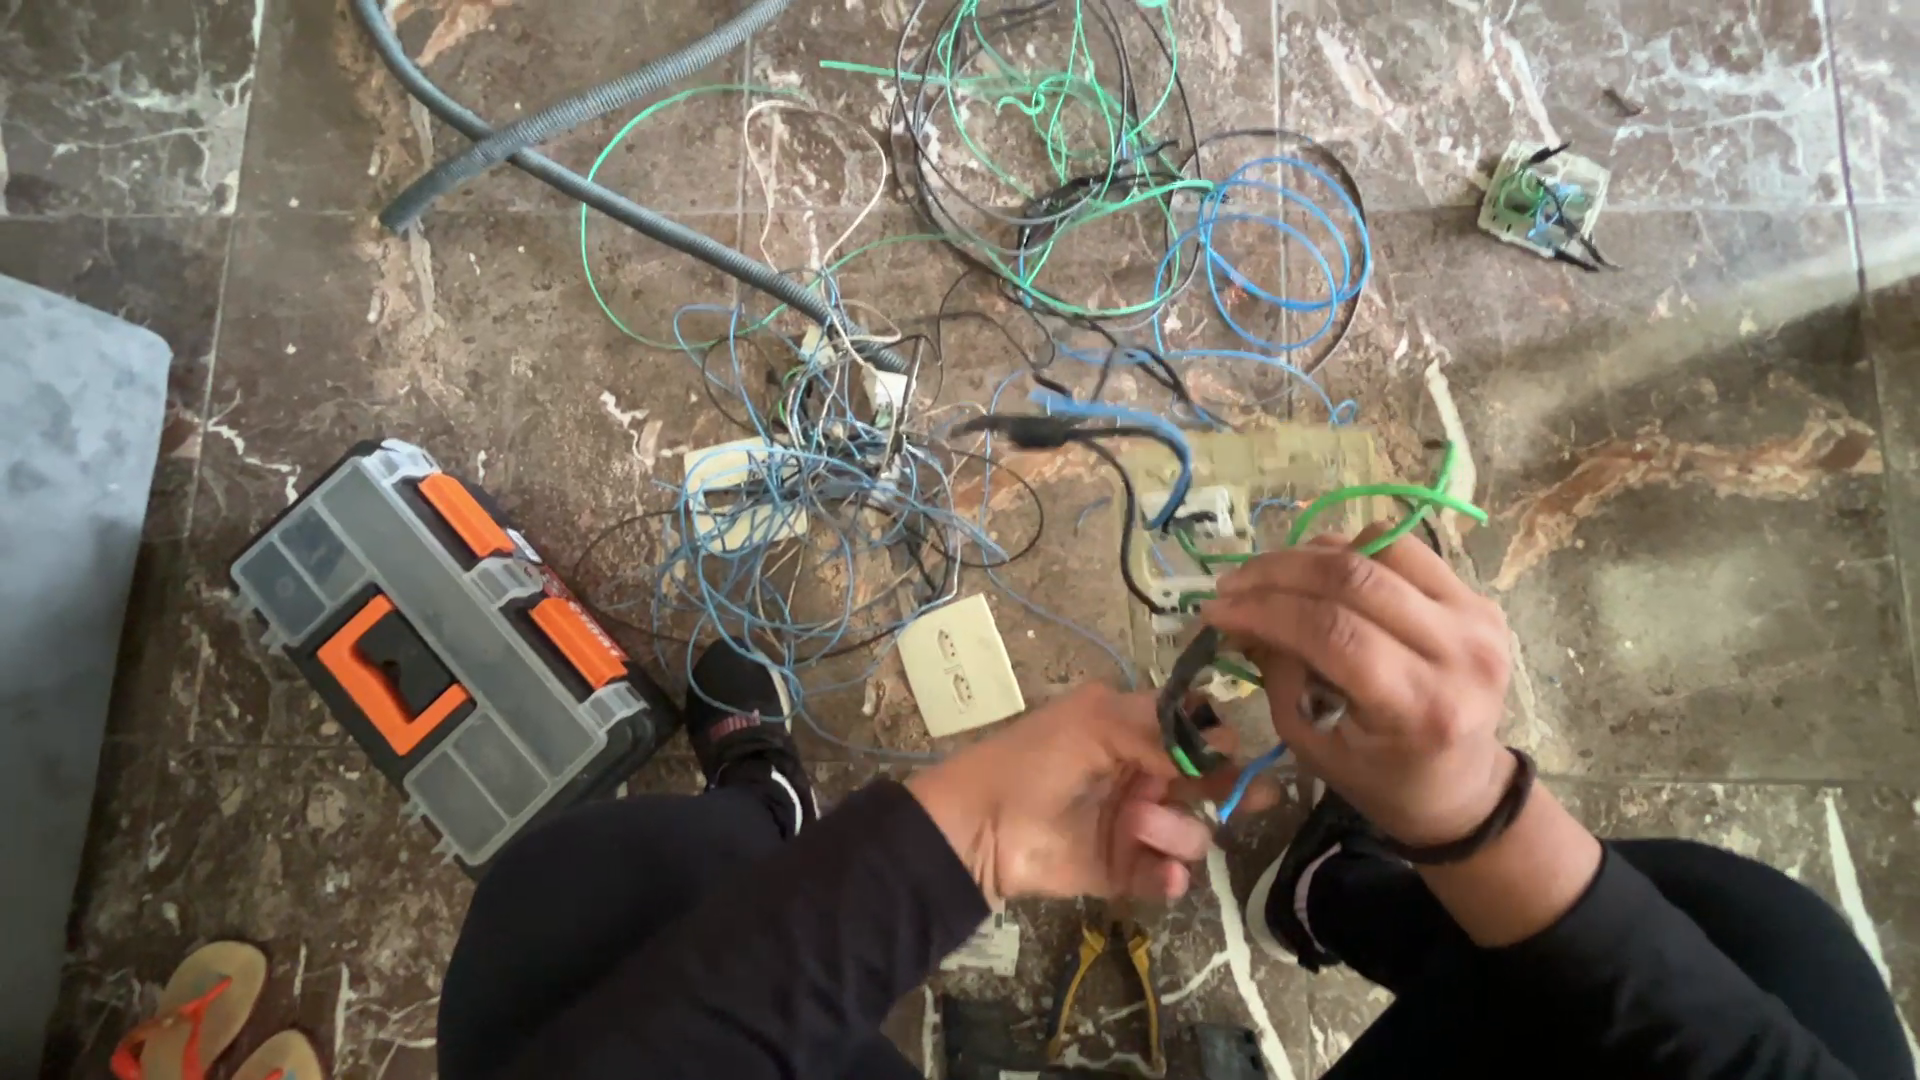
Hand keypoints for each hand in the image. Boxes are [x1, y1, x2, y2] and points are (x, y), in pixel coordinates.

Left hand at [905, 683, 1219, 905]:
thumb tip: (1223, 737)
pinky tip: (1161, 872)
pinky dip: (1169, 876)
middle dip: (1229, 789)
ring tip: (1137, 821)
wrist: (983, 825)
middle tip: (1253, 797)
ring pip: (1192, 831)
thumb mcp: (1095, 722)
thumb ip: (1160, 729)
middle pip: (1209, 784)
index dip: (1218, 740)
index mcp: (1132, 731)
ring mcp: (1136, 825)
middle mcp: (1143, 775)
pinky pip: (1168, 877)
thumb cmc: (1037, 758)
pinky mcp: (1125, 869)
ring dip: (1174, 828)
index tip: (1230, 751)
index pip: (1194, 732)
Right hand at [1201, 529, 1514, 846]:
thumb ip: (1278, 669)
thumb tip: (1237, 614)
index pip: (1330, 631)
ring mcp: (1476, 618)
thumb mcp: (1310, 738)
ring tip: (1268, 575)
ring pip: (1377, 547)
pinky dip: (1347, 548)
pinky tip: (1315, 570)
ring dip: (1307, 554)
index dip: (1263, 610)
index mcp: (1419, 707)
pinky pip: (1400, 547)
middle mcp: (1459, 654)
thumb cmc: (1375, 775)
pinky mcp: (1477, 598)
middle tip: (1230, 585)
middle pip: (1352, 580)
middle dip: (1275, 574)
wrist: (1460, 785)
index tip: (1215, 610)